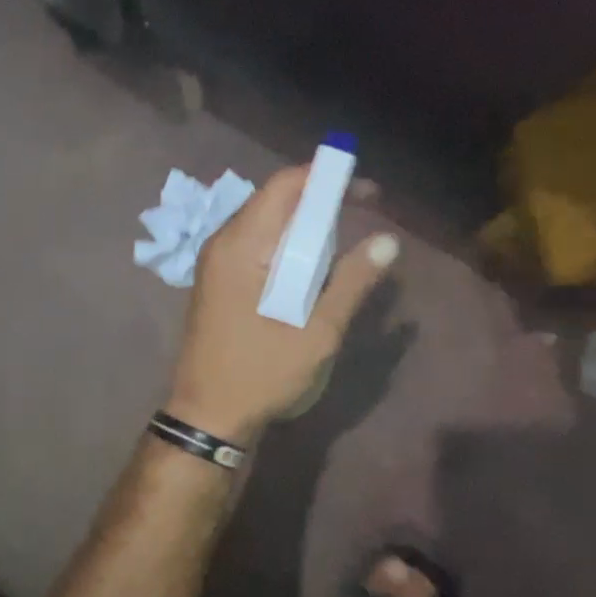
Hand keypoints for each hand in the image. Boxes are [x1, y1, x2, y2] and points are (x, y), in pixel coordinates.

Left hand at [166, 166, 400, 444]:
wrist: (207, 418)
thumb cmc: (261, 374)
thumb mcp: (317, 332)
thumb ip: (352, 282)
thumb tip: (388, 241)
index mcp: (241, 246)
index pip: (285, 186)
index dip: (328, 178)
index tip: (368, 192)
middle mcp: (223, 243)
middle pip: (275, 200)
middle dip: (321, 200)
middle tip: (363, 216)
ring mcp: (217, 263)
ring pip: (267, 223)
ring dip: (306, 226)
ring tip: (344, 243)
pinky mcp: (220, 282)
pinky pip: (258, 245)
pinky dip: (289, 246)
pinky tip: (312, 269)